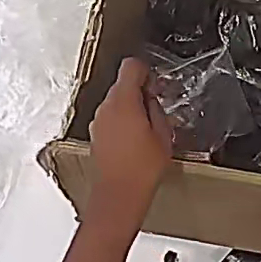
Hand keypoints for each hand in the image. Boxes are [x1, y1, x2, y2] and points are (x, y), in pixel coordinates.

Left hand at [89, 57, 171, 220]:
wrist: (120, 194)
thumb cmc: (143, 167)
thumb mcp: (163, 135)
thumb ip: (157, 110)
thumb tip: (152, 100)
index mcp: (123, 101)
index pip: (130, 67)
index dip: (146, 71)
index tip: (157, 82)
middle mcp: (106, 108)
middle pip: (122, 84)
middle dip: (141, 90)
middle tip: (159, 106)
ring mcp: (98, 122)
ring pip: (116, 102)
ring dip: (132, 107)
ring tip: (151, 126)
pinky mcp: (96, 135)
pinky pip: (111, 118)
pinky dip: (124, 121)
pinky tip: (139, 138)